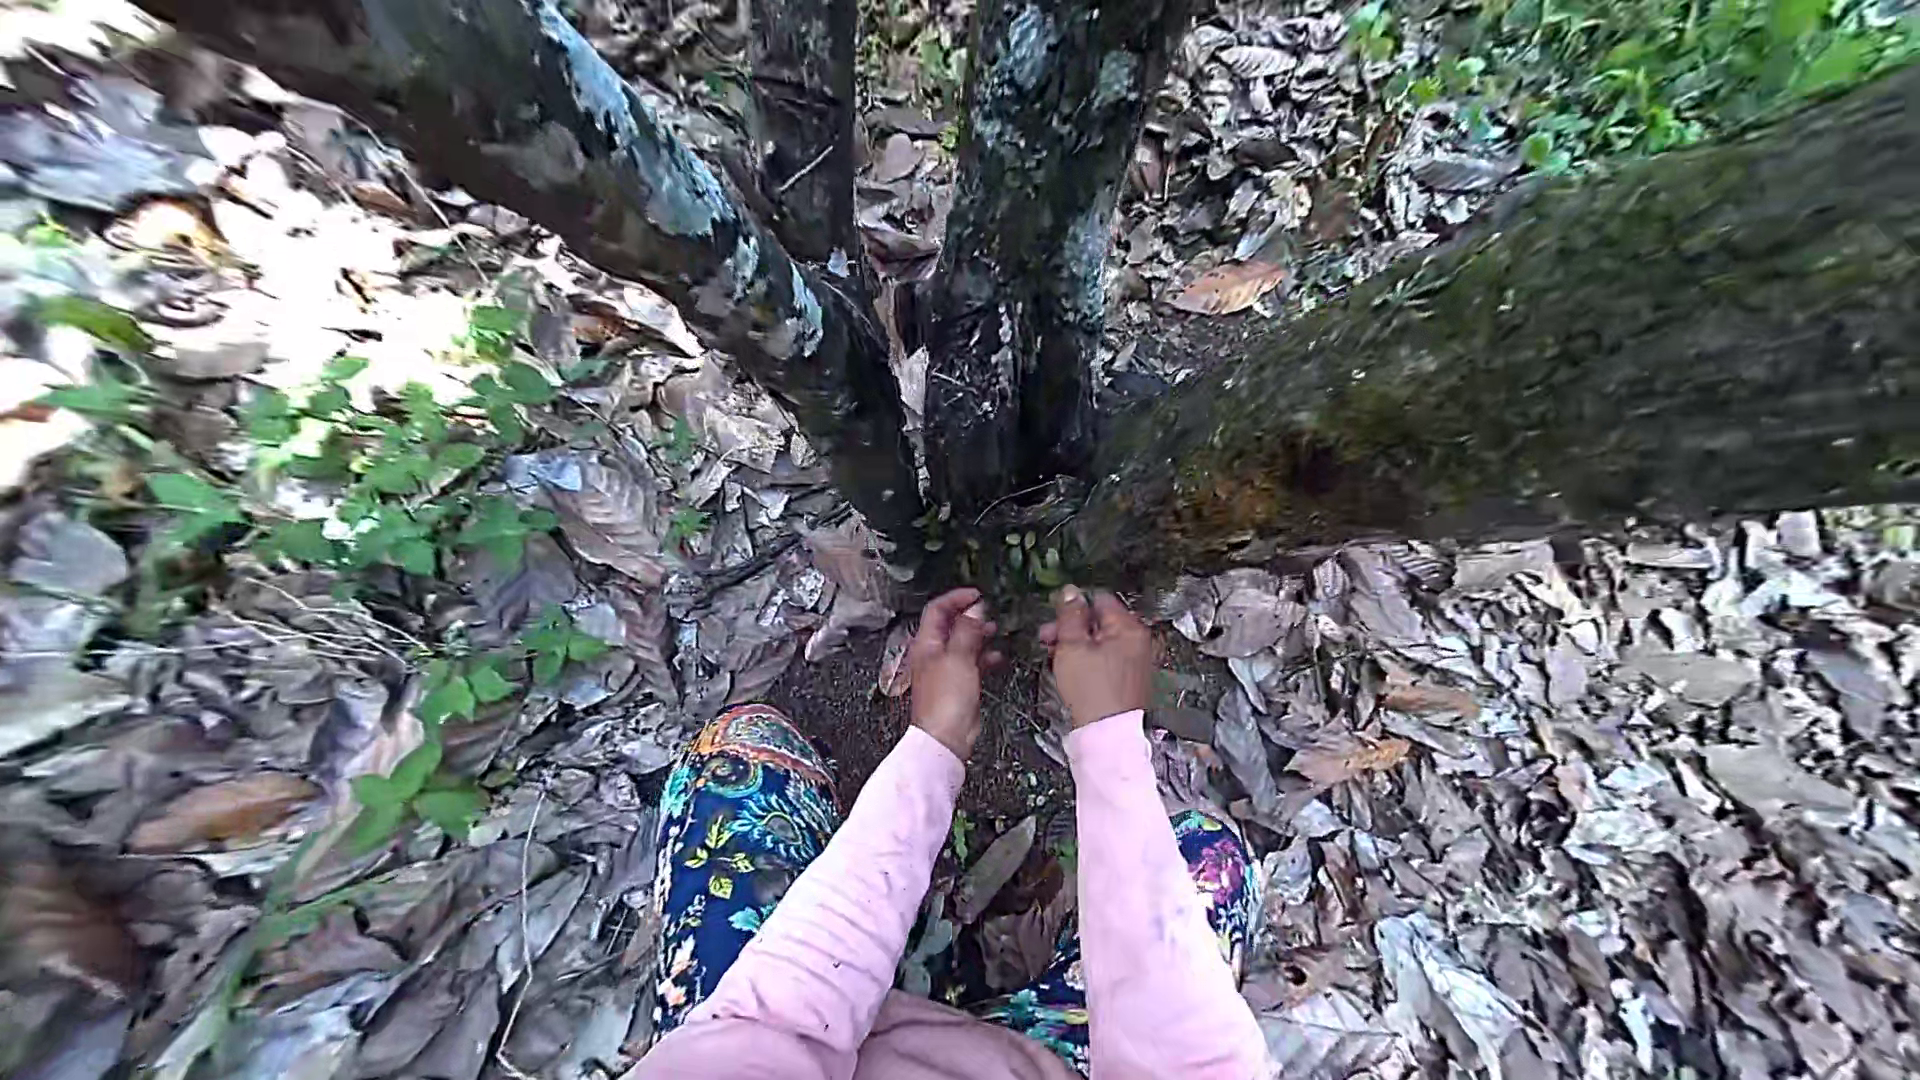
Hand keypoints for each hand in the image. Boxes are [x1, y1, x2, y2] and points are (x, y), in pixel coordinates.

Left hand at [908, 587, 1001, 761]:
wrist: (946, 738)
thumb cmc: (945, 700)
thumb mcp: (959, 657)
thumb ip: (968, 630)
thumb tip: (976, 609)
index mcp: (926, 643)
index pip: (937, 610)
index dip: (955, 598)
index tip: (976, 594)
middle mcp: (934, 653)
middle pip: (950, 625)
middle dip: (970, 616)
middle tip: (989, 612)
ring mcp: (946, 669)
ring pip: (963, 643)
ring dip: (979, 635)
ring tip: (995, 630)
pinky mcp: (959, 684)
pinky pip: (973, 662)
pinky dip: (985, 657)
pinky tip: (998, 657)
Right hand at [1040, 586, 1153, 728]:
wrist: (1106, 733)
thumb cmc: (1092, 690)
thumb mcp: (1072, 646)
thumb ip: (1070, 615)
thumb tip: (1070, 592)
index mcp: (1128, 628)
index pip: (1099, 599)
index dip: (1072, 606)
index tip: (1055, 617)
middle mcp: (1137, 641)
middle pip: (1099, 621)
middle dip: (1070, 628)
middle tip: (1048, 638)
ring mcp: (1134, 661)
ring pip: (1100, 641)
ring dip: (1076, 645)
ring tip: (1055, 657)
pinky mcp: (1128, 678)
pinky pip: (1105, 659)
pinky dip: (1087, 660)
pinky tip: (1070, 670)